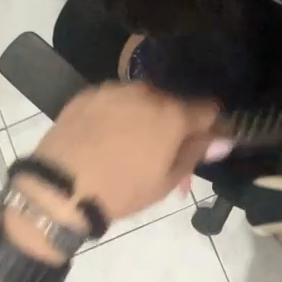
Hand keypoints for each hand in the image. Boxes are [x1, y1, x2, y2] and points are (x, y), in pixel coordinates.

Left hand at [28, 83, 225, 224]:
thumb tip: (222, 140)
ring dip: (144, 119)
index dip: (211, 127)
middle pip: (172, 105)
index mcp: (172, 115)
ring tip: (131, 149)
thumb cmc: (121, 190)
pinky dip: (117, 116)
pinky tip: (106, 140)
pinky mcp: (87, 94)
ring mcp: (114, 90)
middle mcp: (146, 93)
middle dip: (174, 126)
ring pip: (141, 101)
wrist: (60, 188)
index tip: (206, 144)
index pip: (208, 110)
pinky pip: (114, 102)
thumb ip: (195, 154)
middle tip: (164, 157)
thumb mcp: (165, 181)